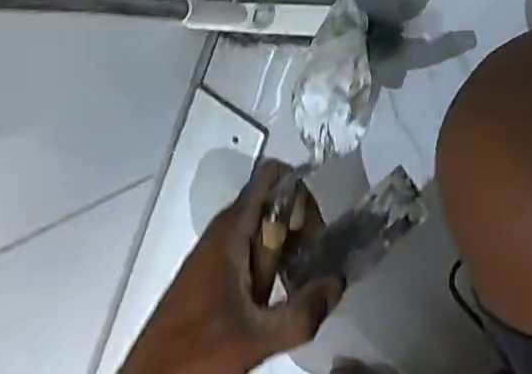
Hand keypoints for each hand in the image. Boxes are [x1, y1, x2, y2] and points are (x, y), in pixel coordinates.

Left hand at [121, 160, 343, 373]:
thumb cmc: (194, 356)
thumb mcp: (255, 339)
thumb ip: (303, 313)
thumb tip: (338, 282)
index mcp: (232, 229)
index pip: (272, 176)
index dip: (301, 194)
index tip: (315, 235)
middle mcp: (225, 230)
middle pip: (275, 203)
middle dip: (301, 228)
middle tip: (312, 268)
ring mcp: (219, 252)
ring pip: (267, 230)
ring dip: (290, 250)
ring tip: (299, 289)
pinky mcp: (216, 276)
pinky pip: (255, 252)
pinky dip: (274, 267)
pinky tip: (278, 303)